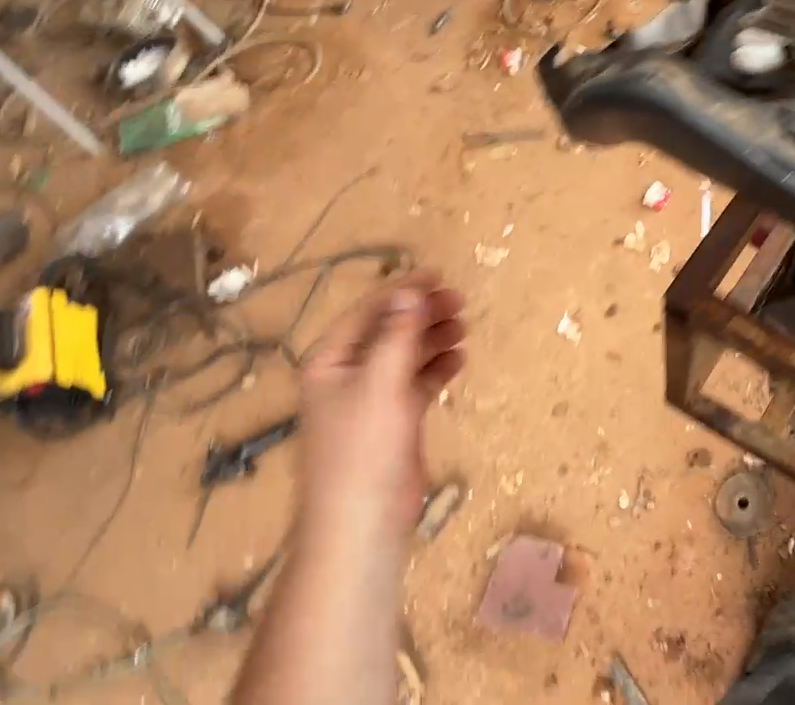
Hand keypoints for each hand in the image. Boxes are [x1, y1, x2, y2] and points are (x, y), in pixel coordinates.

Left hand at [297, 270, 465, 538]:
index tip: (437, 275)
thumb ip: (396, 335)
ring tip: (464, 326)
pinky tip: (459, 360)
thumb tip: (408, 291)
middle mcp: (348, 375)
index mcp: (330, 362)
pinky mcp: (394, 420)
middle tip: (459, 301)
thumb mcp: (380, 382)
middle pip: (389, 332)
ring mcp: (372, 399)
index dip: (401, 292)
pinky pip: (417, 382)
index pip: (368, 313)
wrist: (362, 520)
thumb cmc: (363, 447)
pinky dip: (437, 368)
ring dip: (433, 338)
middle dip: (422, 314)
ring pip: (406, 356)